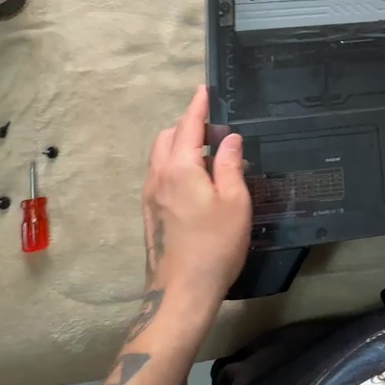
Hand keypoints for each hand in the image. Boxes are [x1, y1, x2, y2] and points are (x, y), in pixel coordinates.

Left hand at [141, 85, 251, 314]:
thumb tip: (229, 138)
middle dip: (188, 125)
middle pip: (169, 137)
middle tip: (215, 127)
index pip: (188, 125)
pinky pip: (160, 174)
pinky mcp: (150, 213)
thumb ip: (230, 165)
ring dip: (181, 146)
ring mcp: (150, 196)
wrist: (181, 294)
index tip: (204, 89)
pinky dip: (175, 164)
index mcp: (180, 167)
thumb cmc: (214, 245)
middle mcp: (159, 176)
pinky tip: (196, 181)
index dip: (198, 105)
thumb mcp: (235, 201)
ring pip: (161, 156)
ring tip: (208, 153)